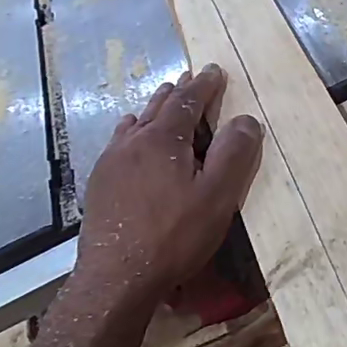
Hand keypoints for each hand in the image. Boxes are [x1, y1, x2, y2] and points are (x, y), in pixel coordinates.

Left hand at [77, 64, 262, 301]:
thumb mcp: (216, 197)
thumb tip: (246, 118)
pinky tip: (129, 136)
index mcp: (163, 139)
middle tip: (190, 79)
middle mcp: (133, 141)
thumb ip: (234, 155)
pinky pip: (119, 143)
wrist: (117, 275)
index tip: (214, 70)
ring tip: (163, 99)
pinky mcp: (100, 183)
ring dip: (154, 109)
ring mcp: (111, 161)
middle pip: (159, 107)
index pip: (188, 101)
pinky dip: (132, 131)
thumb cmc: (173, 236)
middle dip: (178, 92)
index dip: (204, 85)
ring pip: (136, 124)